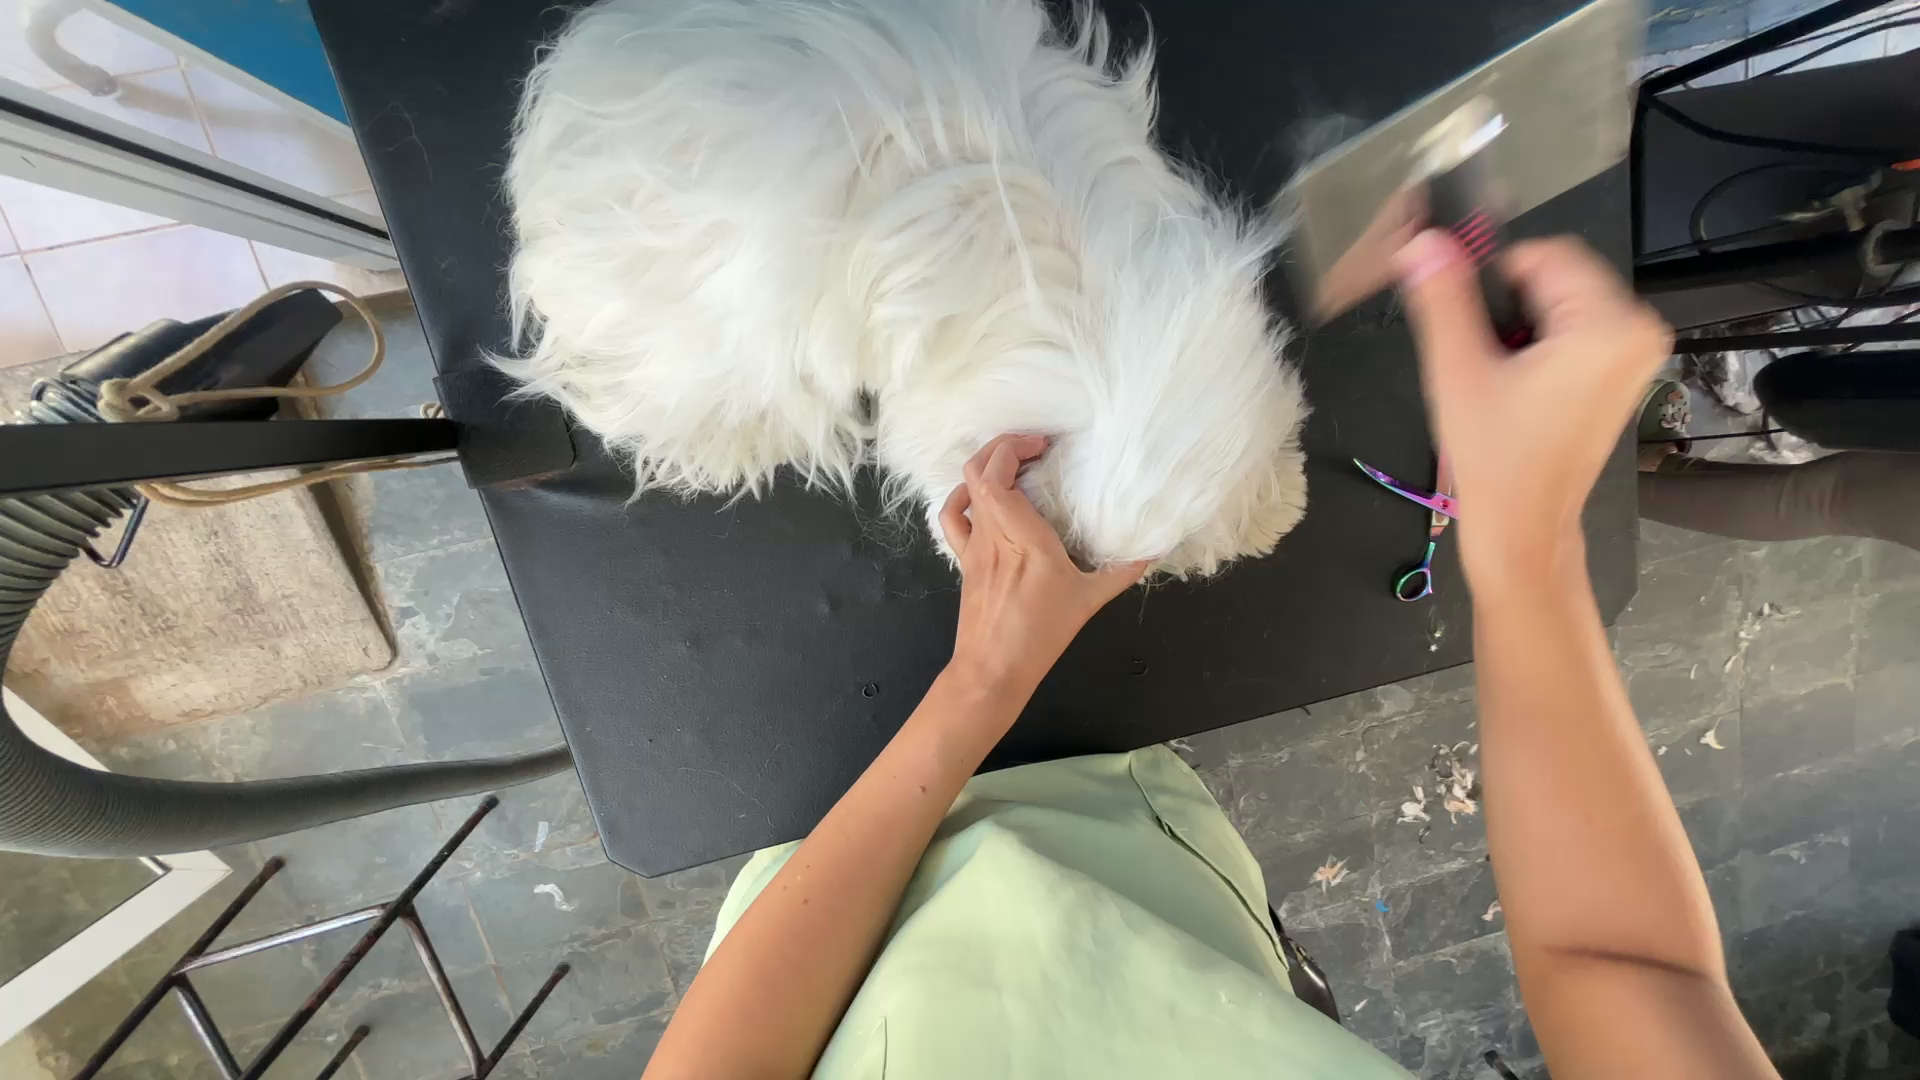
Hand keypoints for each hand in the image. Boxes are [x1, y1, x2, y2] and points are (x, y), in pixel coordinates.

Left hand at [939, 435, 1148, 698]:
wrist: (992, 669)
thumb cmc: (1040, 635)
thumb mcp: (1088, 602)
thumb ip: (1120, 572)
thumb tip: (1153, 549)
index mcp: (1024, 538)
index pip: (999, 478)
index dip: (1013, 448)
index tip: (1043, 445)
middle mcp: (992, 534)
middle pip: (979, 472)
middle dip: (1002, 447)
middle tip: (1035, 448)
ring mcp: (973, 546)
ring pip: (965, 489)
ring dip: (986, 467)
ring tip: (1013, 464)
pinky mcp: (964, 560)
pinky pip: (952, 518)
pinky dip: (963, 496)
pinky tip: (980, 496)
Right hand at [1394, 230, 1670, 590]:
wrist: (1521, 523)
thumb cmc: (1492, 453)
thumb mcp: (1456, 371)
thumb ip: (1441, 301)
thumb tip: (1421, 244)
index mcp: (1608, 323)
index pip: (1543, 254)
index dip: (1490, 279)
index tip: (1460, 322)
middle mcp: (1639, 330)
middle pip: (1554, 281)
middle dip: (1505, 310)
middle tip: (1477, 362)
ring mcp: (1636, 355)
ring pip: (1559, 308)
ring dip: (1516, 330)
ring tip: (1494, 380)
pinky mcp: (1622, 376)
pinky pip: (1573, 335)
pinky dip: (1535, 349)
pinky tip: (1512, 390)